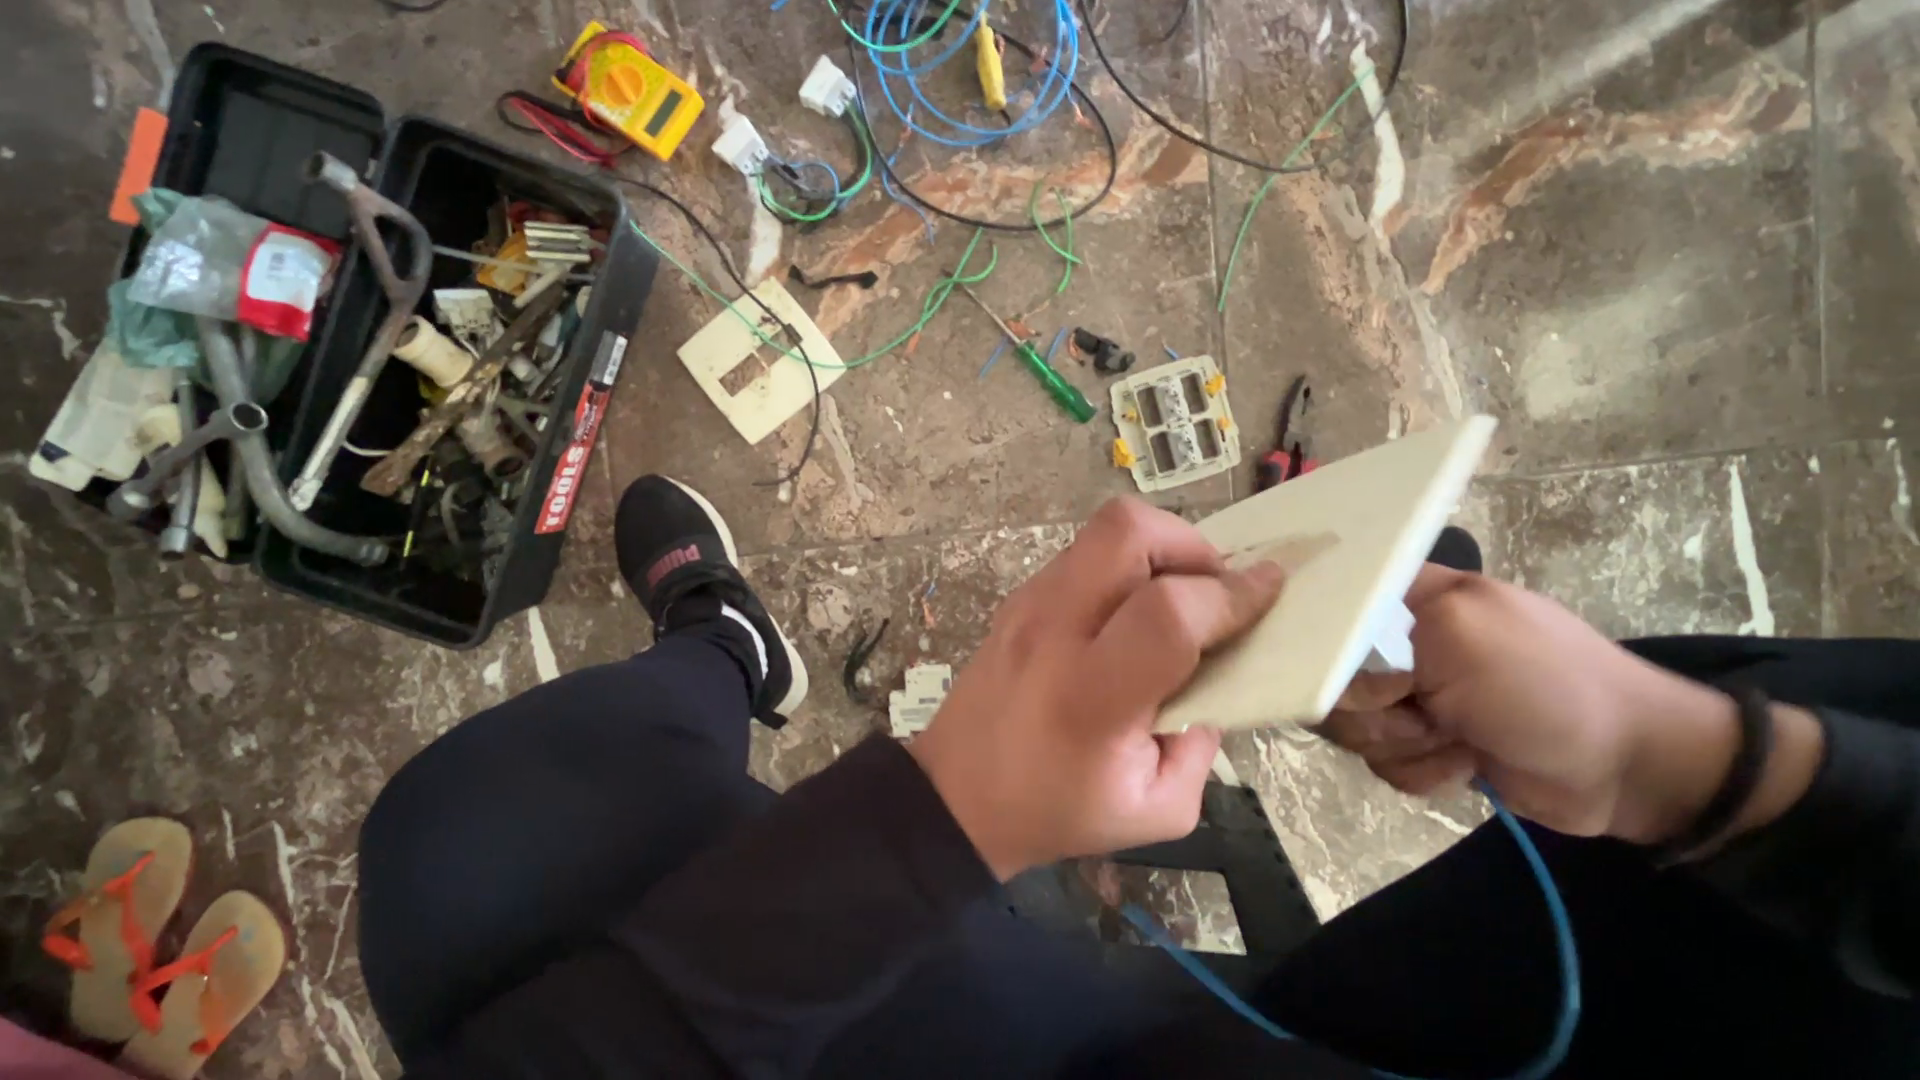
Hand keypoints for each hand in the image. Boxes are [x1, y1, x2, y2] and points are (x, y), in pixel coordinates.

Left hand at [908, 498, 1283, 879]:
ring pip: (1101, 533)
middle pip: (1126, 532)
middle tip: (1211, 586)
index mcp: (1093, 693)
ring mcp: (1028, 606)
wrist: (956, 798)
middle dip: (1189, 543)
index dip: (1231, 593)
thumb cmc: (1053, 810)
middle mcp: (1055, 631)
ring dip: (1155, 550)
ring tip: (1176, 596)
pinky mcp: (1016, 600)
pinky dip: (1121, 566)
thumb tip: (1216, 682)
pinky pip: (1081, 556)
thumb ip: (1204, 746)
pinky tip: (1129, 613)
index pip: (1170, 613)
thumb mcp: (1156, 808)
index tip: (1269, 590)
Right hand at [1320, 564, 1772, 844]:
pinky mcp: (1420, 744)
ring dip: (1403, 743)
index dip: (1317, 636)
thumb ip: (1378, 628)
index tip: (1339, 663)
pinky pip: (1380, 762)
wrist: (1629, 767)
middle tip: (1420, 708)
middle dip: (1369, 707)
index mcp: (1405, 598)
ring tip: (1457, 739)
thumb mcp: (1462, 631)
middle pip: (1326, 675)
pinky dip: (1422, 771)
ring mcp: (1408, 697)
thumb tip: (1322, 661)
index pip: (1325, 604)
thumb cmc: (1547, 685)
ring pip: (1350, 725)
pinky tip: (1465, 763)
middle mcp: (1396, 643)